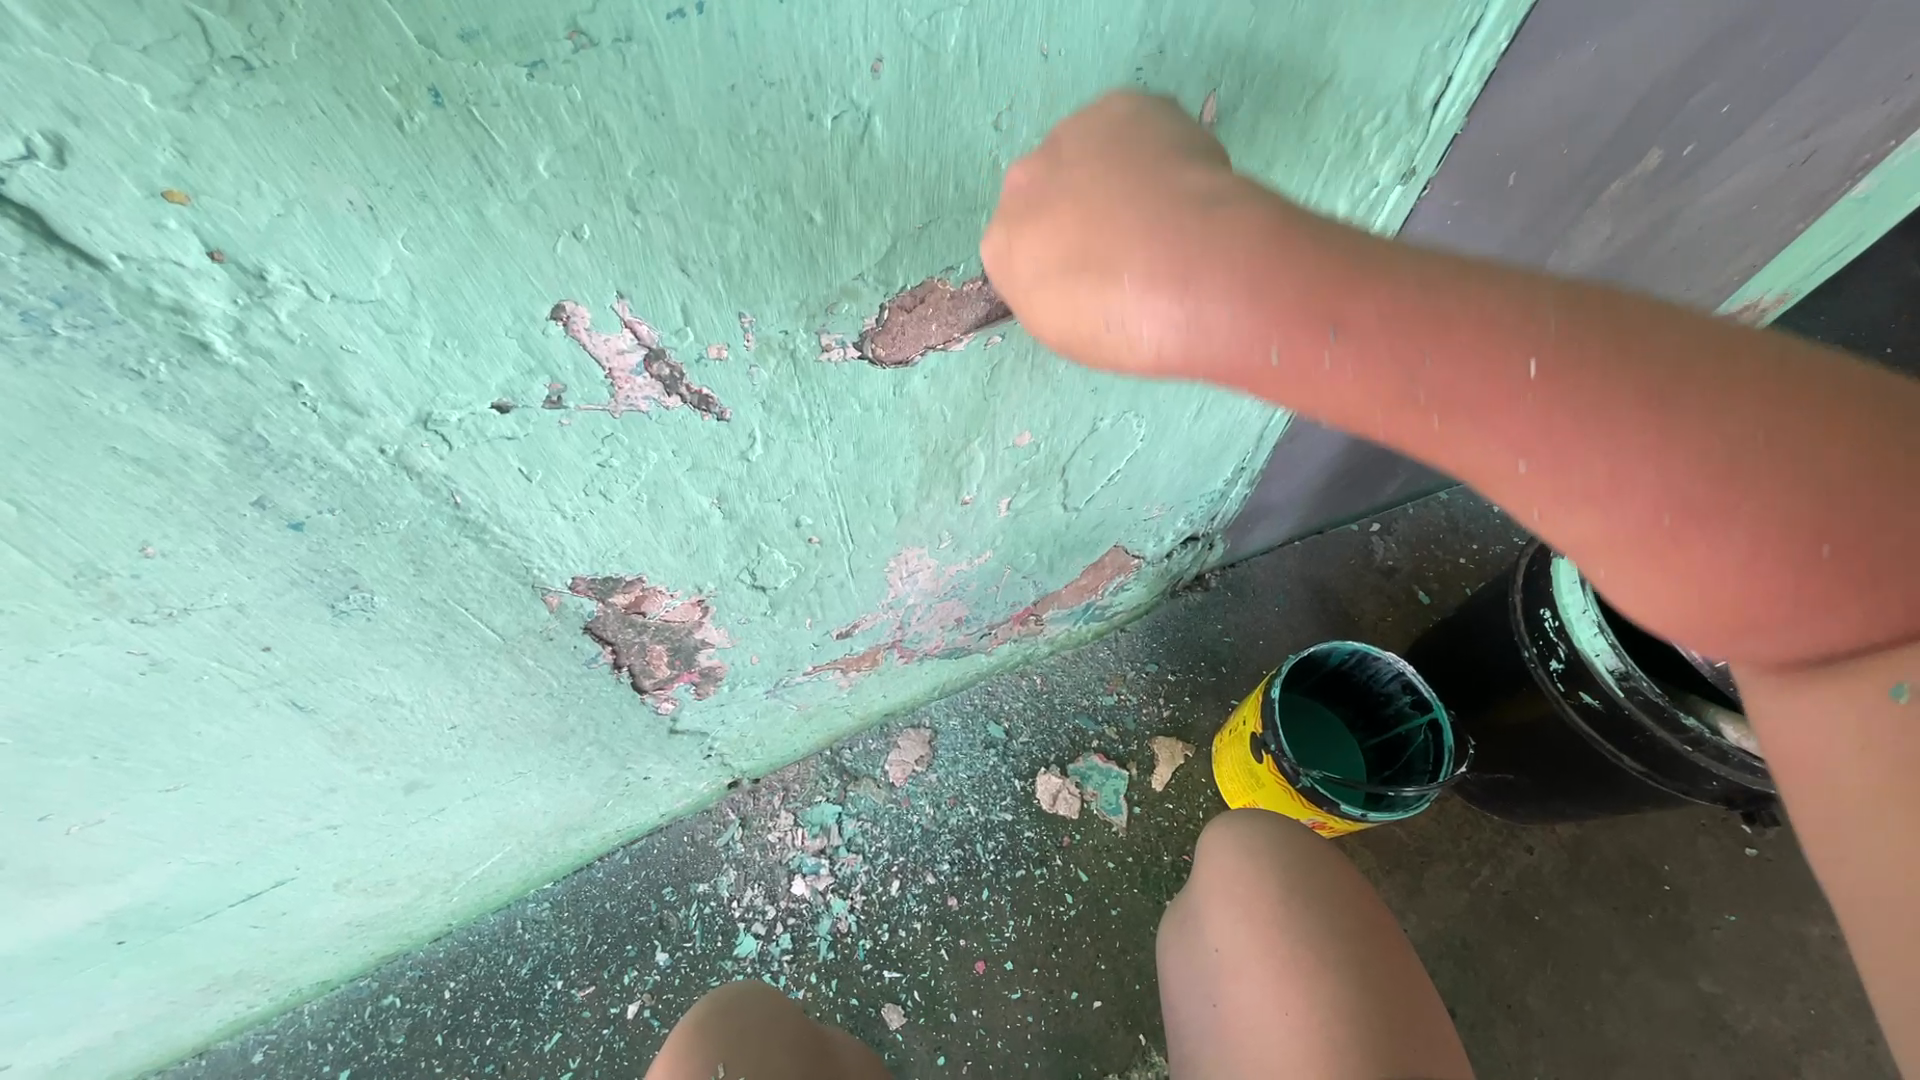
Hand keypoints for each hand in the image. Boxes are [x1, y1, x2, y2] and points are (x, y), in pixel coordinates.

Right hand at [981, 91, 1271, 376]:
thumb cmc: (1125, 326)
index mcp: (1001, 246)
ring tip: (1161, 210)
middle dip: (1081, 208)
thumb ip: (1055, 287)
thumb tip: (1077, 267)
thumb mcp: (1067, 328)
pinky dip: (1156, 146)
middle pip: (1048, 191)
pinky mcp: (1121, 106)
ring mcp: (1068, 137)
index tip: (1095, 273)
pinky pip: (1135, 126)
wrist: (1185, 274)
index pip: (1021, 244)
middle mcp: (1021, 184)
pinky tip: (1181, 179)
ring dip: (1116, 172)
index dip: (1061, 257)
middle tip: (1129, 240)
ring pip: (1089, 153)